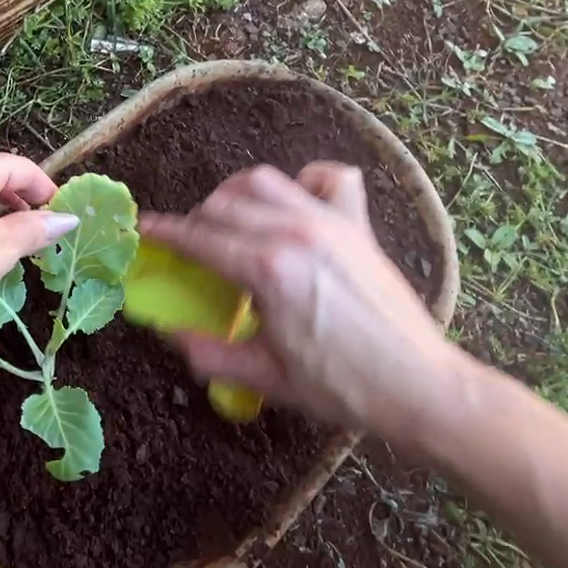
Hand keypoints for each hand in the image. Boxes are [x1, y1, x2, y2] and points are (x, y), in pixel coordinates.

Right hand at [140, 163, 470, 447]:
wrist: (423, 389)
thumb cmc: (344, 388)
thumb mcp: (268, 378)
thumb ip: (211, 353)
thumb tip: (168, 333)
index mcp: (267, 270)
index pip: (198, 238)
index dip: (164, 232)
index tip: (144, 228)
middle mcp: (293, 233)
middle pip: (221, 204)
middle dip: (196, 220)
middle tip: (192, 245)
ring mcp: (327, 222)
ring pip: (261, 180)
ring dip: (235, 193)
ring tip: (229, 217)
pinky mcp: (357, 224)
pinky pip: (328, 177)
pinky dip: (306, 179)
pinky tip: (296, 200)